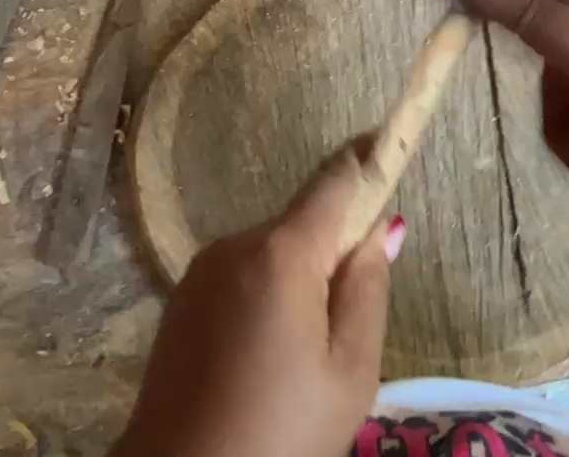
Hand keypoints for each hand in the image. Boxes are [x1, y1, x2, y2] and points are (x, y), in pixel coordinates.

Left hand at [116, 143, 405, 456]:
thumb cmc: (280, 436)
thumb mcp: (349, 374)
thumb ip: (368, 289)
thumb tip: (384, 227)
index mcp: (281, 254)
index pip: (333, 182)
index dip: (364, 158)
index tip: (387, 142)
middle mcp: (235, 243)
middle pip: (302, 224)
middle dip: (333, 248)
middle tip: (350, 320)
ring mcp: (202, 268)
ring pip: (271, 253)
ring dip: (298, 277)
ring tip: (304, 356)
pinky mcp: (181, 295)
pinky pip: (241, 275)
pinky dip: (266, 295)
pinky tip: (263, 357)